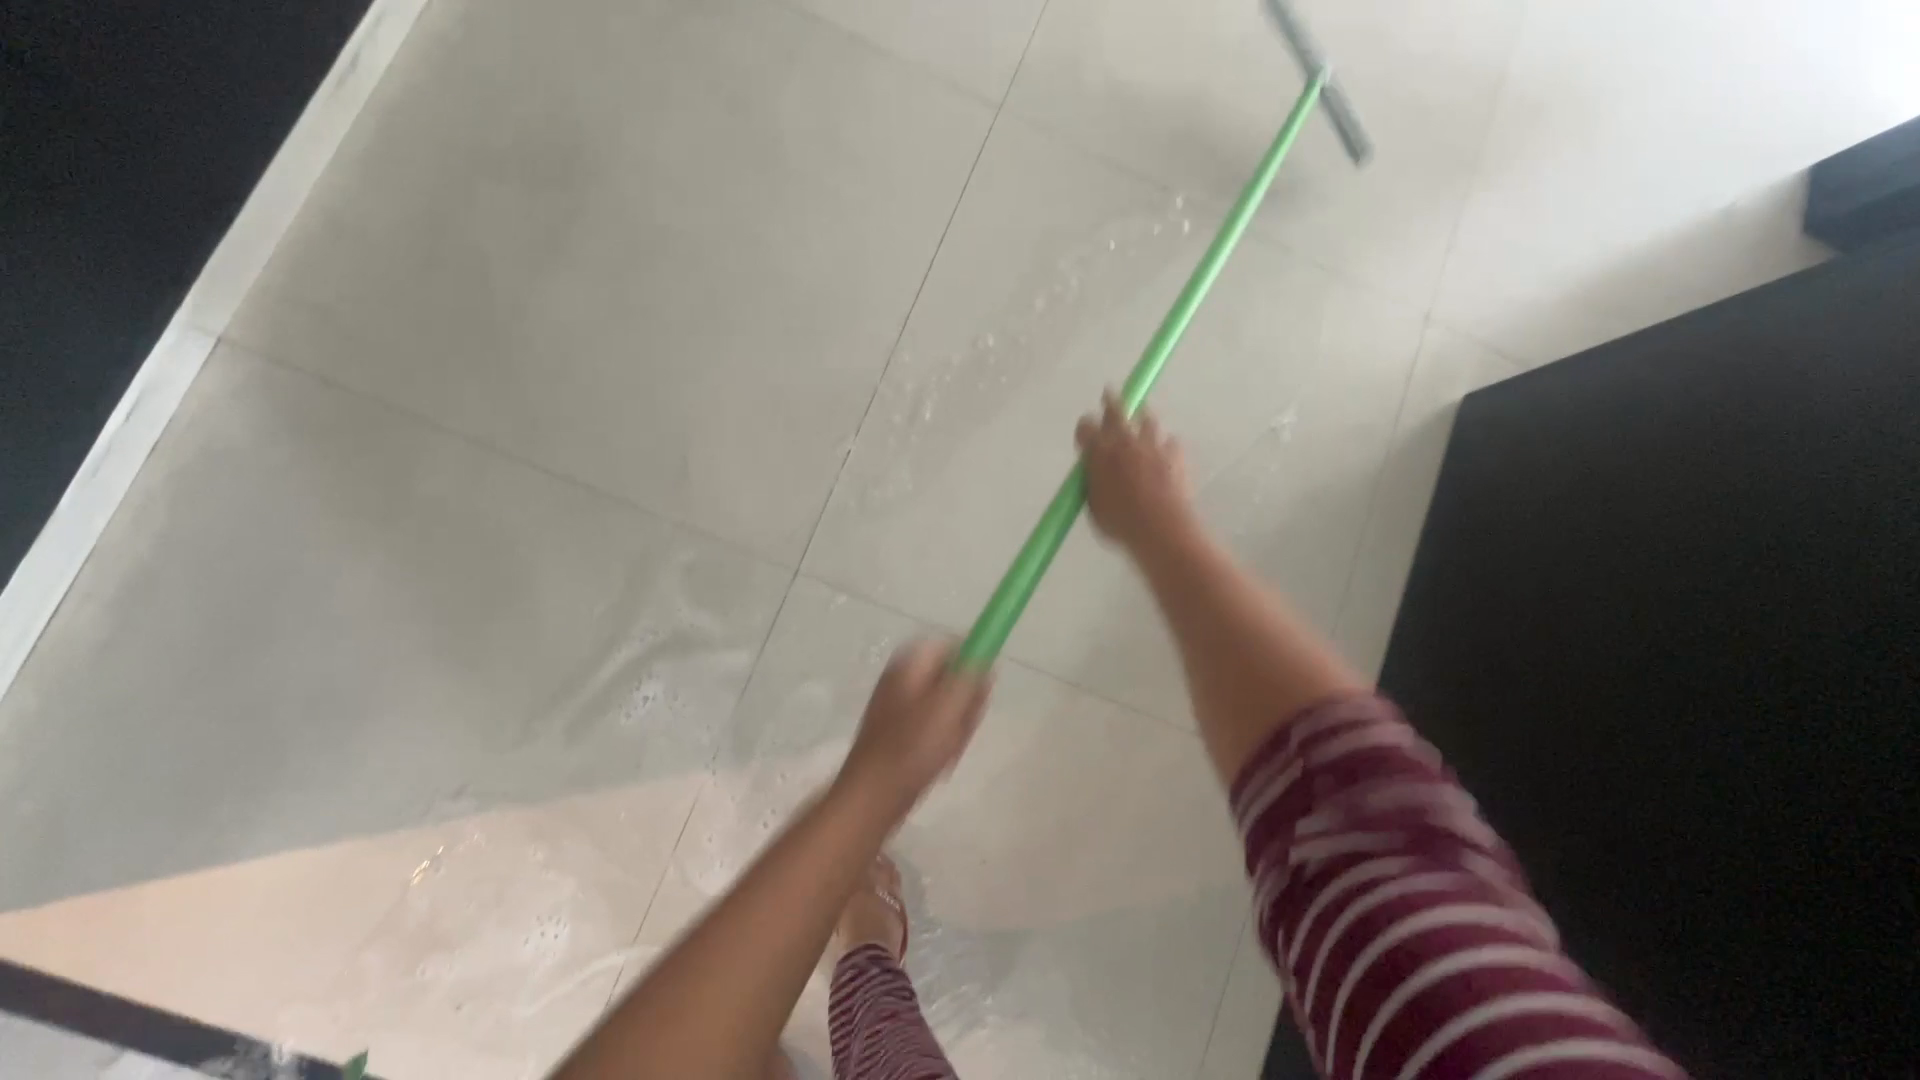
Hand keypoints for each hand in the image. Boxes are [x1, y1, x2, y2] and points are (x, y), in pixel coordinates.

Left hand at [838, 640, 992, 815]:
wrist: (872, 796)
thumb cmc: (911, 748)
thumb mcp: (949, 707)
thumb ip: (970, 675)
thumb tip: (985, 655)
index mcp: (910, 664)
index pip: (952, 645)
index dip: (972, 664)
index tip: (980, 691)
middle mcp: (903, 678)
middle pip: (951, 676)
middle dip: (964, 702)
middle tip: (962, 726)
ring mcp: (900, 706)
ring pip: (947, 705)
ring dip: (957, 726)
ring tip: (949, 749)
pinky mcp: (900, 731)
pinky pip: (935, 727)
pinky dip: (943, 741)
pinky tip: (939, 760)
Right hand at [1076, 390, 1195, 555]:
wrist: (1160, 527)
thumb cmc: (1120, 522)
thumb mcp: (1094, 505)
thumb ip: (1092, 483)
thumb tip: (1093, 475)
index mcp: (1098, 453)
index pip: (1086, 427)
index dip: (1086, 426)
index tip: (1087, 427)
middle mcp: (1124, 441)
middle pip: (1116, 410)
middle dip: (1111, 400)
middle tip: (1109, 392)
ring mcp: (1151, 444)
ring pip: (1147, 419)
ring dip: (1142, 416)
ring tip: (1142, 415)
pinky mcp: (1175, 452)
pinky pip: (1170, 441)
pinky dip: (1166, 445)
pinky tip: (1167, 453)